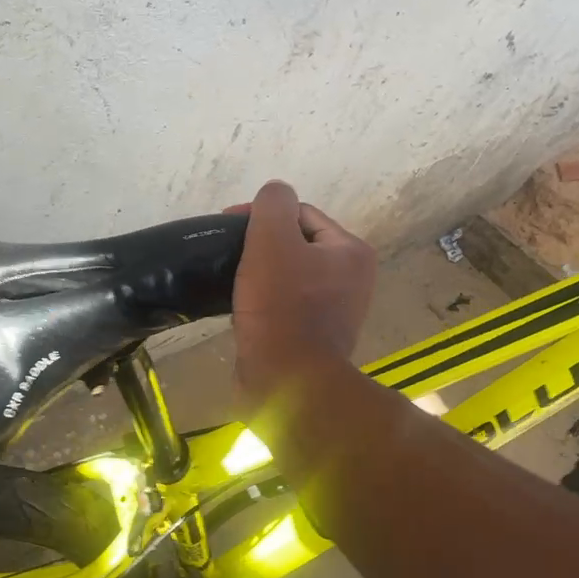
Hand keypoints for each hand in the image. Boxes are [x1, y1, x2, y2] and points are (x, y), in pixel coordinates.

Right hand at [226, 181, 375, 408]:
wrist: (287, 383)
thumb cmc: (282, 307)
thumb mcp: (272, 239)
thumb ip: (273, 204)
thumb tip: (274, 194)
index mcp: (351, 251)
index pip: (301, 213)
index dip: (262, 214)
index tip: (227, 227)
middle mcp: (352, 279)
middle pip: (295, 244)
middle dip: (261, 245)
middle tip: (228, 255)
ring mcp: (334, 311)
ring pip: (287, 275)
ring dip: (259, 274)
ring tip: (231, 281)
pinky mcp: (313, 337)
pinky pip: (283, 305)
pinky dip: (262, 301)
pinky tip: (240, 307)